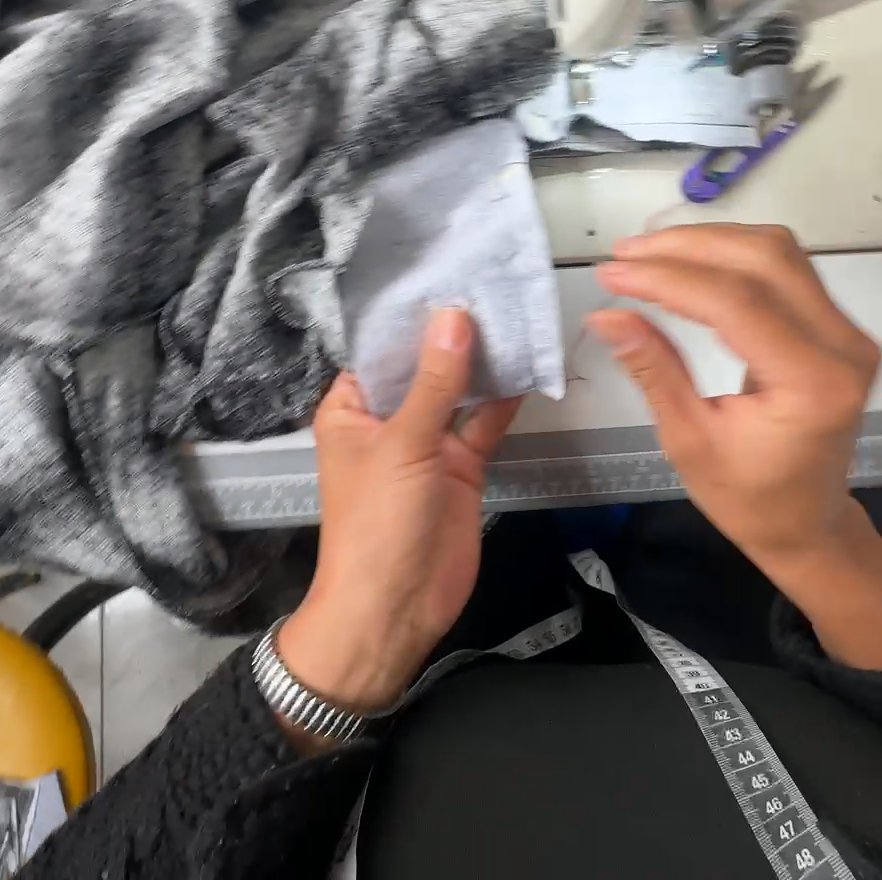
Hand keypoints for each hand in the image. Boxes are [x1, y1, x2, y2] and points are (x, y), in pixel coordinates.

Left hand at [277, 309, 523, 740]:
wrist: (396, 610)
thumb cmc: (378, 524)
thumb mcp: (402, 445)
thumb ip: (433, 383)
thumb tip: (453, 316)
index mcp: (353, 407)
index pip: (381, 348)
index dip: (412, 314)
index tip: (449, 271)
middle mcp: (389, 418)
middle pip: (424, 366)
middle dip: (455, 333)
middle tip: (495, 283)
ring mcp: (427, 442)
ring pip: (458, 392)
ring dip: (483, 363)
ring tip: (516, 313)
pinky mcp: (460, 466)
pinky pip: (483, 424)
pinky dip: (504, 400)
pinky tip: (528, 367)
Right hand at [588, 224, 881, 668]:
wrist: (807, 522)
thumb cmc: (746, 498)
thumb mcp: (688, 439)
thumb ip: (653, 368)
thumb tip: (604, 314)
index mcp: (812, 384)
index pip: (736, 302)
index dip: (667, 279)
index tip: (611, 274)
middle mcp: (844, 346)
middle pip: (765, 259)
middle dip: (686, 247)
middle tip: (625, 254)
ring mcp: (848, 331)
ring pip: (777, 252)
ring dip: (708, 242)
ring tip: (647, 252)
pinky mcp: (838, 325)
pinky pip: (785, 268)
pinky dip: (731, 255)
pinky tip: (688, 261)